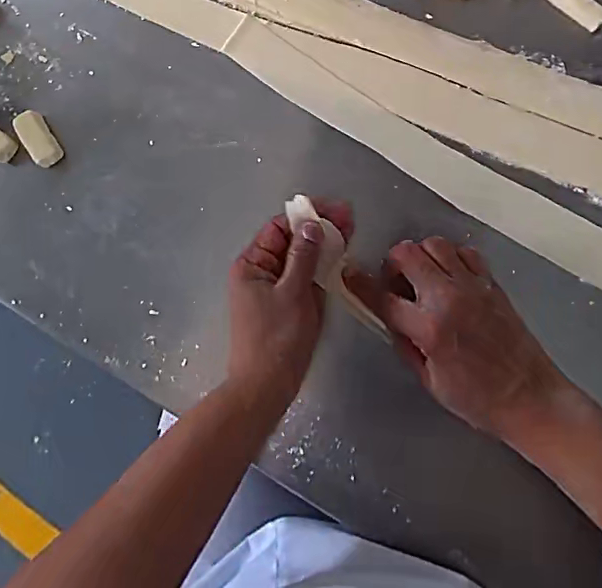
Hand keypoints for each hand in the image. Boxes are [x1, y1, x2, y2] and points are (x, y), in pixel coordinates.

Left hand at [224, 198, 353, 409]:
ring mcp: (272, 288)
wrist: (265, 390)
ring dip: (322, 244)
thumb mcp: (294, 293)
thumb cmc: (276, 340)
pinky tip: (337, 258)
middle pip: (291, 240)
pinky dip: (319, 266)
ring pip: (299, 258)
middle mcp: (259, 271)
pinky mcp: (284, 304)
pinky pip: (302, 276)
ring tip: (348, 233)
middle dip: (319, 227)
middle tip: (349, 220)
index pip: (280, 227)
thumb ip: (304, 257)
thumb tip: (313, 225)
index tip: (336, 211)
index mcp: (252, 264)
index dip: (308, 216)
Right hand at [349, 237, 576, 445]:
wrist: (530, 397)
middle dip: (393, 263)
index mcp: (429, 328)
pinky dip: (452, 258)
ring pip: (435, 244)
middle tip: (396, 281)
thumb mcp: (430, 381)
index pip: (383, 298)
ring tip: (423, 276)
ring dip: (422, 255)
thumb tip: (392, 319)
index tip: (351, 274)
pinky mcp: (491, 282)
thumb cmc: (479, 400)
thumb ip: (407, 344)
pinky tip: (451, 277)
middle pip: (407, 254)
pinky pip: (465, 252)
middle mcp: (448, 298)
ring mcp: (472, 286)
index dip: (361, 284)